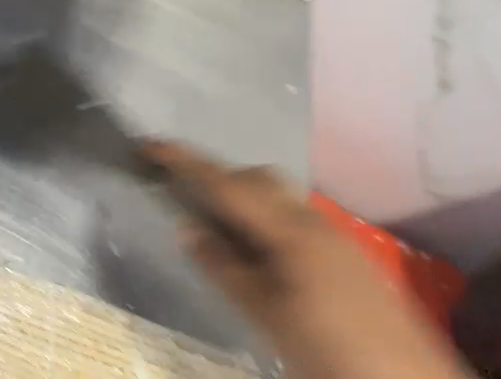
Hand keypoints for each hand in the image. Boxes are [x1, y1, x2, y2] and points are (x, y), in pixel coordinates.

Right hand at [143, 141, 469, 378]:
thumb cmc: (334, 354)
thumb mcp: (268, 317)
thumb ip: (225, 269)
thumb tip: (188, 229)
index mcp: (291, 232)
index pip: (226, 183)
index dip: (184, 161)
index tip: (147, 145)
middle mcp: (316, 224)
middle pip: (258, 178)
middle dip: (218, 177)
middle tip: (184, 197)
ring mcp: (339, 240)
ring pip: (280, 198)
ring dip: (244, 200)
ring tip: (219, 229)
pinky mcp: (353, 260)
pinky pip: (298, 220)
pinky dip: (268, 221)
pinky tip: (260, 255)